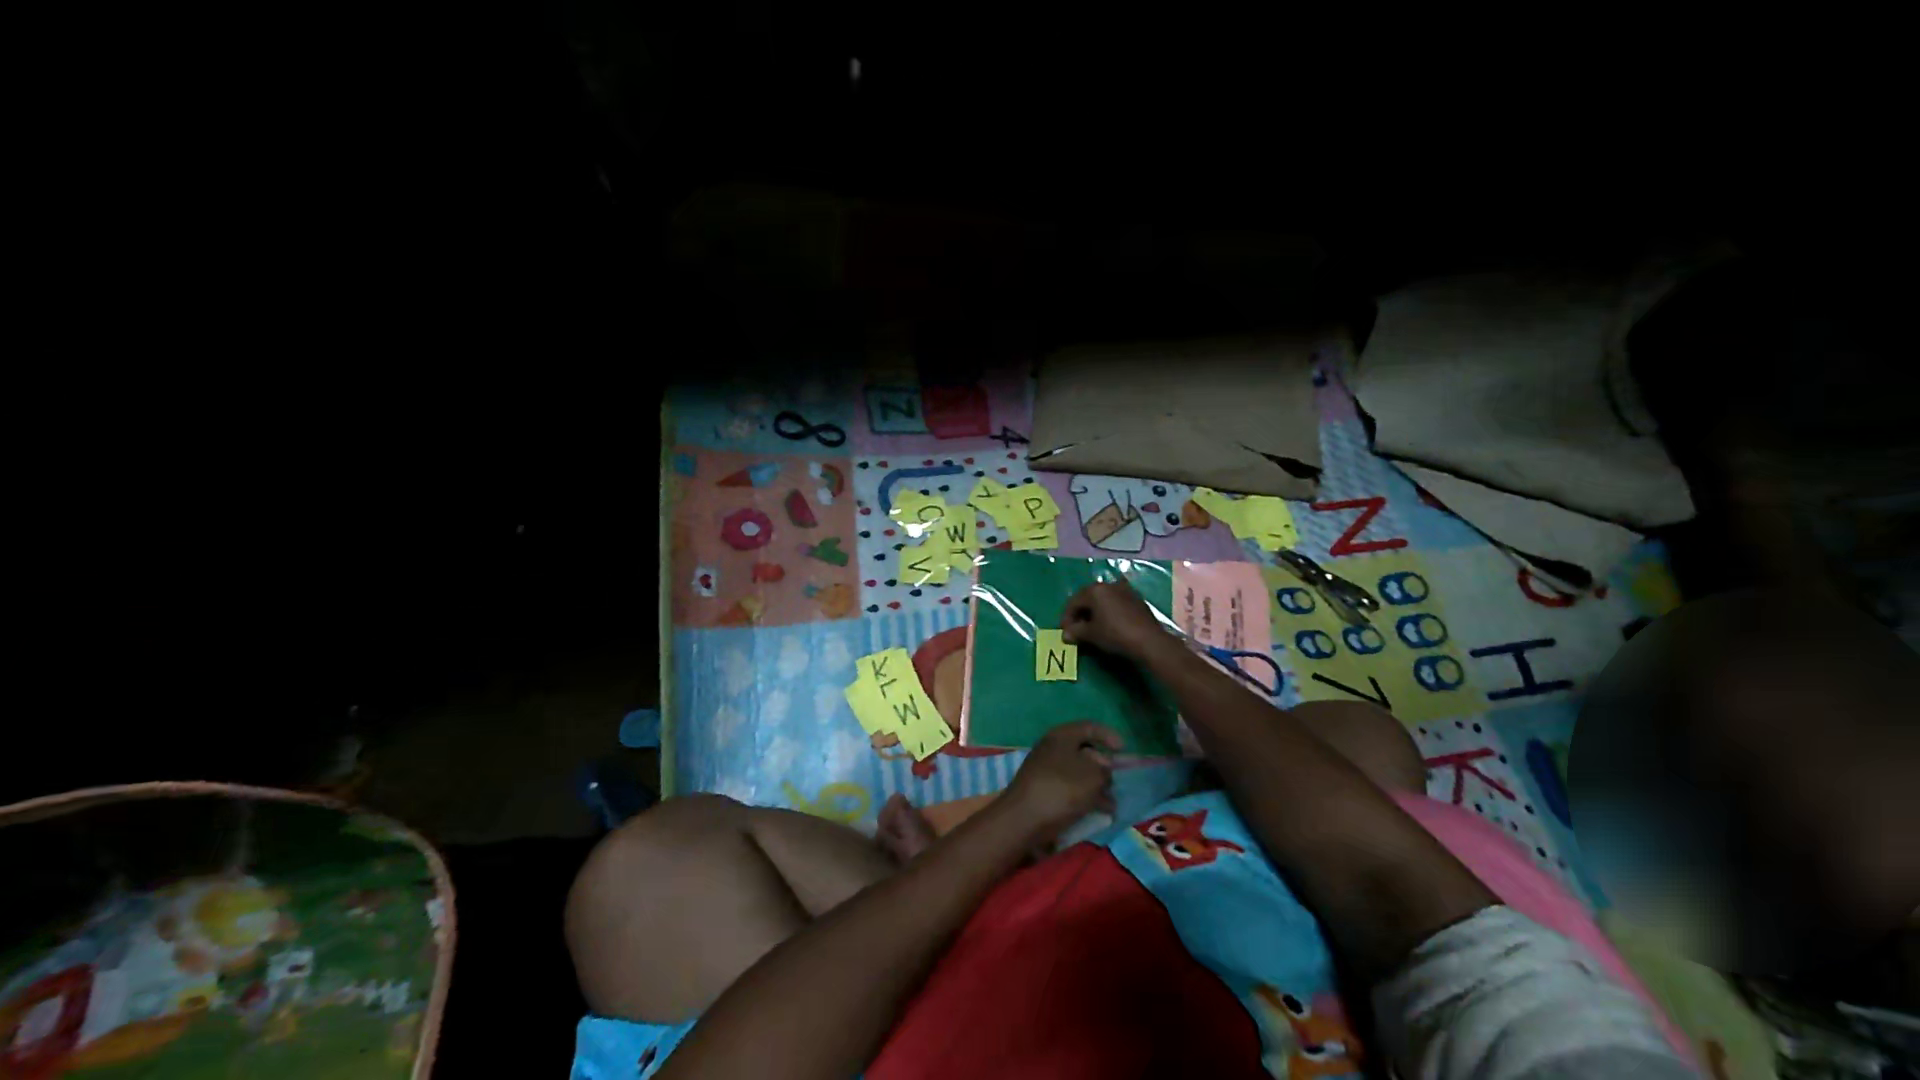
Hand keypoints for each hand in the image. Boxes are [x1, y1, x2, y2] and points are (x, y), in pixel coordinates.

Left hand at [1003, 722, 1121, 840]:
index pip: (1089, 727)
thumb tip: (1102, 771)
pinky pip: (1070, 789)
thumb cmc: (1061, 788)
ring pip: (1078, 772)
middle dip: (1103, 766)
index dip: (1108, 735)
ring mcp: (1046, 771)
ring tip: (1111, 802)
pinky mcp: (1044, 792)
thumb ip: (1104, 770)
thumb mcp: (1093, 775)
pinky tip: (1100, 811)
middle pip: (1084, 751)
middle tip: (1116, 781)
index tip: (1123, 750)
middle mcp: (1052, 749)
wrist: (1024, 819)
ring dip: (1096, 785)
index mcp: (1062, 736)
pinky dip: (1086, 797)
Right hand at [1060, 581, 1171, 660]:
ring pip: (1103, 599)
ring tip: (1093, 626)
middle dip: (1081, 612)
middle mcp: (1109, 585)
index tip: (1065, 632)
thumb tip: (1066, 635)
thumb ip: (1076, 631)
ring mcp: (1125, 590)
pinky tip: (1109, 622)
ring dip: (1095, 611)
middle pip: (1088, 597)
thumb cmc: (1115, 634)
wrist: (1148, 640)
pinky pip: (1116, 602)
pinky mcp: (1137, 599)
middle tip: (1077, 628)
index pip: (1074, 602)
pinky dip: (1109, 611)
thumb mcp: (1091, 634)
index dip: (1067, 617)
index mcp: (1095, 590)